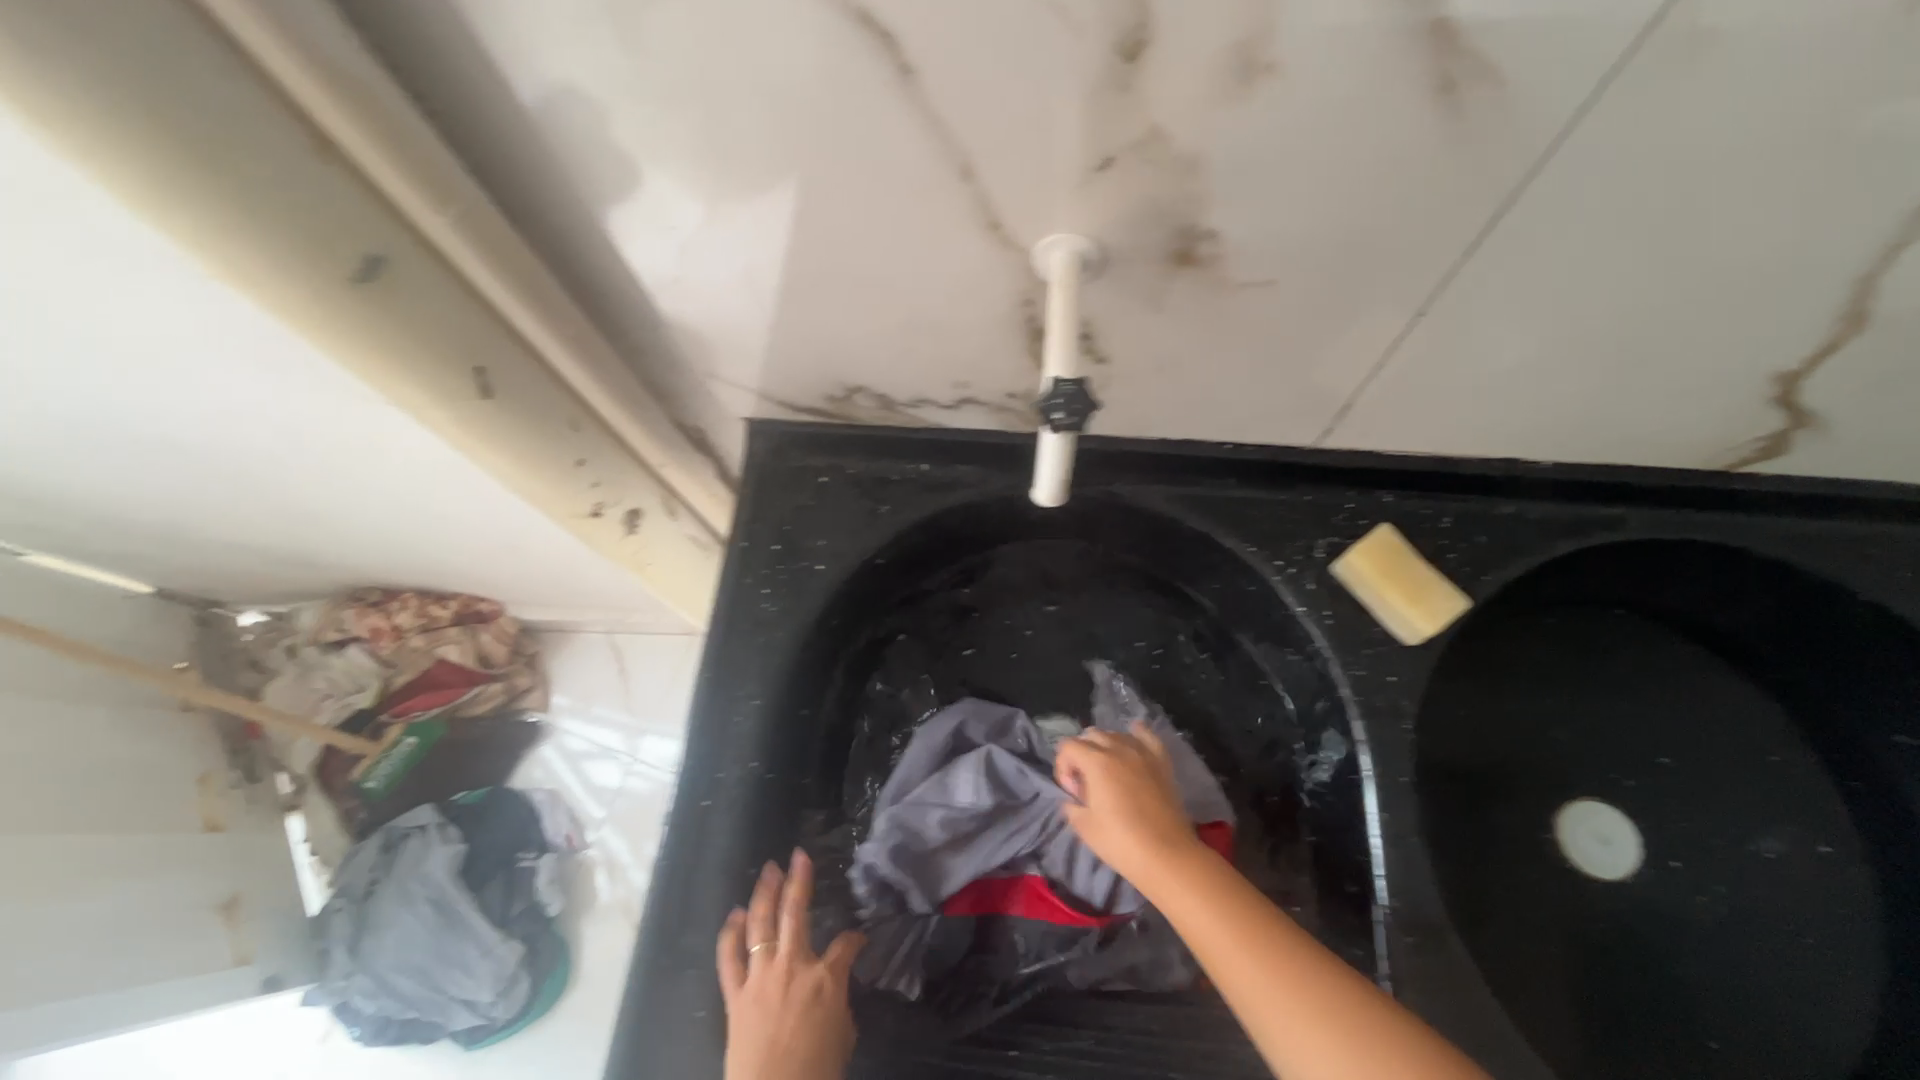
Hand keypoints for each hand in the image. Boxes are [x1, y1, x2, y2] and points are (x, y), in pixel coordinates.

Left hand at [717, 850, 865, 1079]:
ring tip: (769, 869)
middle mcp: (793, 965)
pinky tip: (735, 914)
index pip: (847, 944)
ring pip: (761, 923)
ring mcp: (760, 976)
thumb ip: (838, 1005)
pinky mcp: (735, 995)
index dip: (855, 938)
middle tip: (799, 856)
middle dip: (800, 881)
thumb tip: (832, 994)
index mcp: (827, 978)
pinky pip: (729, 957)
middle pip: (796, 912)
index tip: (859, 939)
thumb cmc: (817, 1072)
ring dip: (764, 893)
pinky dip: (731, 933)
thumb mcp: (843, 1036)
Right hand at [1054, 722, 1207, 888]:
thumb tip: (1074, 799)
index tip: (1073, 792)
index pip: (1068, 746)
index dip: (1063, 767)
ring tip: (1108, 772)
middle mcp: (1119, 749)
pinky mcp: (1162, 762)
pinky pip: (1147, 737)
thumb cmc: (1121, 842)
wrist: (1167, 855)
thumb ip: (1072, 806)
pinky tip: (1133, 740)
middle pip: (1091, 735)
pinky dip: (1136, 735)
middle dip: (1081, 754)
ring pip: (1116, 734)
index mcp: (1096, 762)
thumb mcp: (1084, 827)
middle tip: (1086, 784)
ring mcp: (1143, 753)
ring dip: (1105, 747)